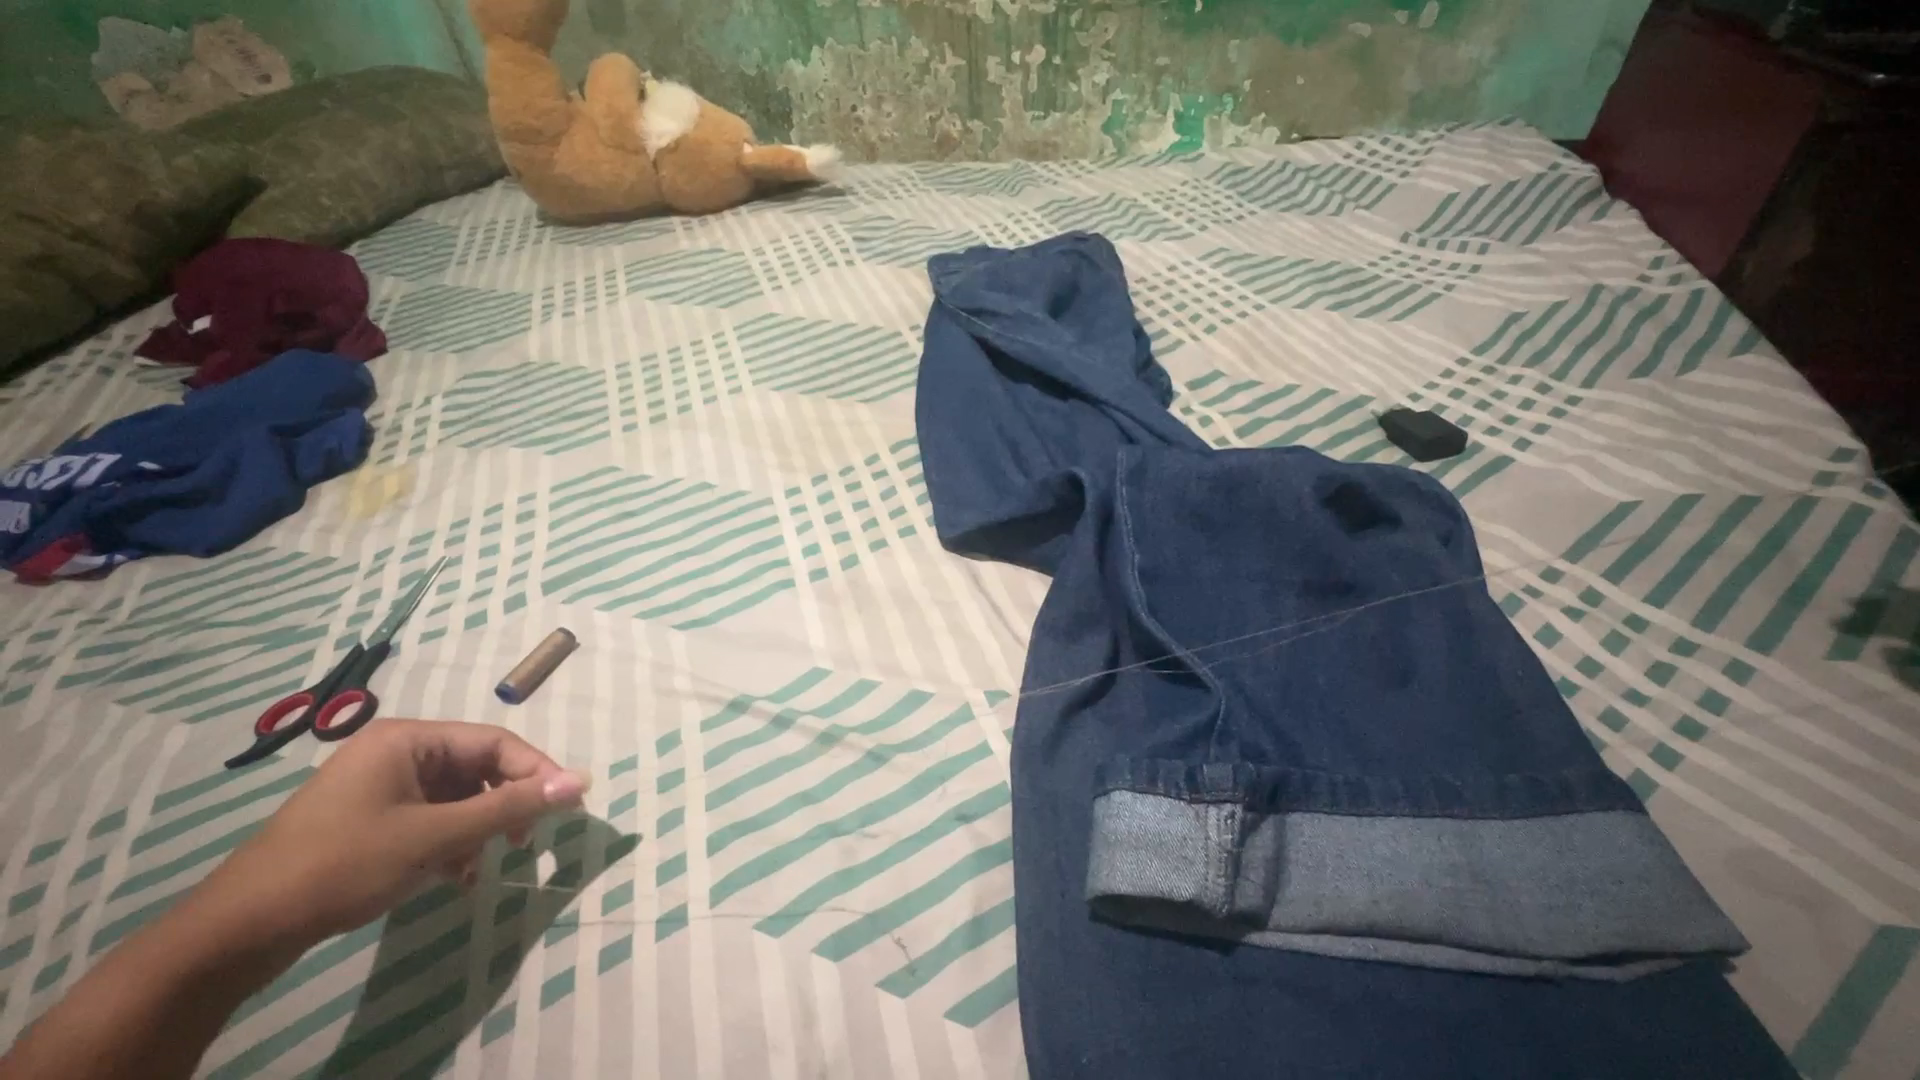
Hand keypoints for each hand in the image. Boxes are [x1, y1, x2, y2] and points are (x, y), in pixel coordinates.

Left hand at [202, 719, 588, 946]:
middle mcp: (397, 752)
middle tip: (524, 841)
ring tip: (479, 865)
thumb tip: (581, 782)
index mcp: (408, 739)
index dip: (536, 771)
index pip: (494, 742)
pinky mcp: (370, 818)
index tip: (568, 805)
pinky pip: (431, 817)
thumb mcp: (435, 836)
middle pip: (477, 768)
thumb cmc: (342, 866)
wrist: (241, 928)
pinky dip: (450, 842)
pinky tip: (453, 875)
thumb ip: (510, 807)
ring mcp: (380, 785)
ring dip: (477, 829)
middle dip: (504, 805)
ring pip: (456, 797)